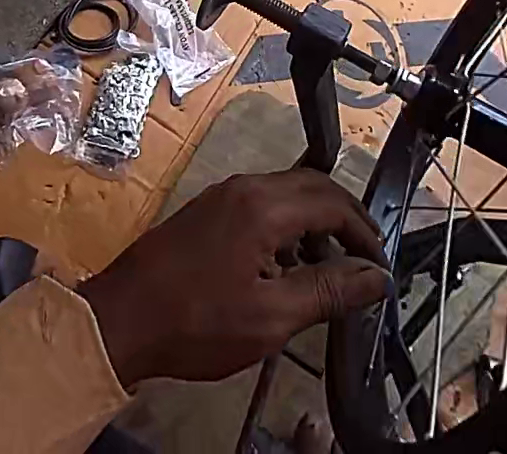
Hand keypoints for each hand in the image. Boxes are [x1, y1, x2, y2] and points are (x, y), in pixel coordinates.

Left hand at [77, 168, 391, 385]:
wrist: (124, 316)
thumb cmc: (198, 320)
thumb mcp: (272, 316)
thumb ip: (328, 290)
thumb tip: (376, 276)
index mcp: (262, 206)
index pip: (332, 202)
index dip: (365, 232)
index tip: (382, 269)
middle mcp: (243, 186)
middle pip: (310, 185)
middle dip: (344, 219)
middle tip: (366, 263)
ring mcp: (222, 194)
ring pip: (285, 193)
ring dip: (315, 222)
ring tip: (330, 270)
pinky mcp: (208, 208)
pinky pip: (260, 203)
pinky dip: (286, 225)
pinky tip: (287, 266)